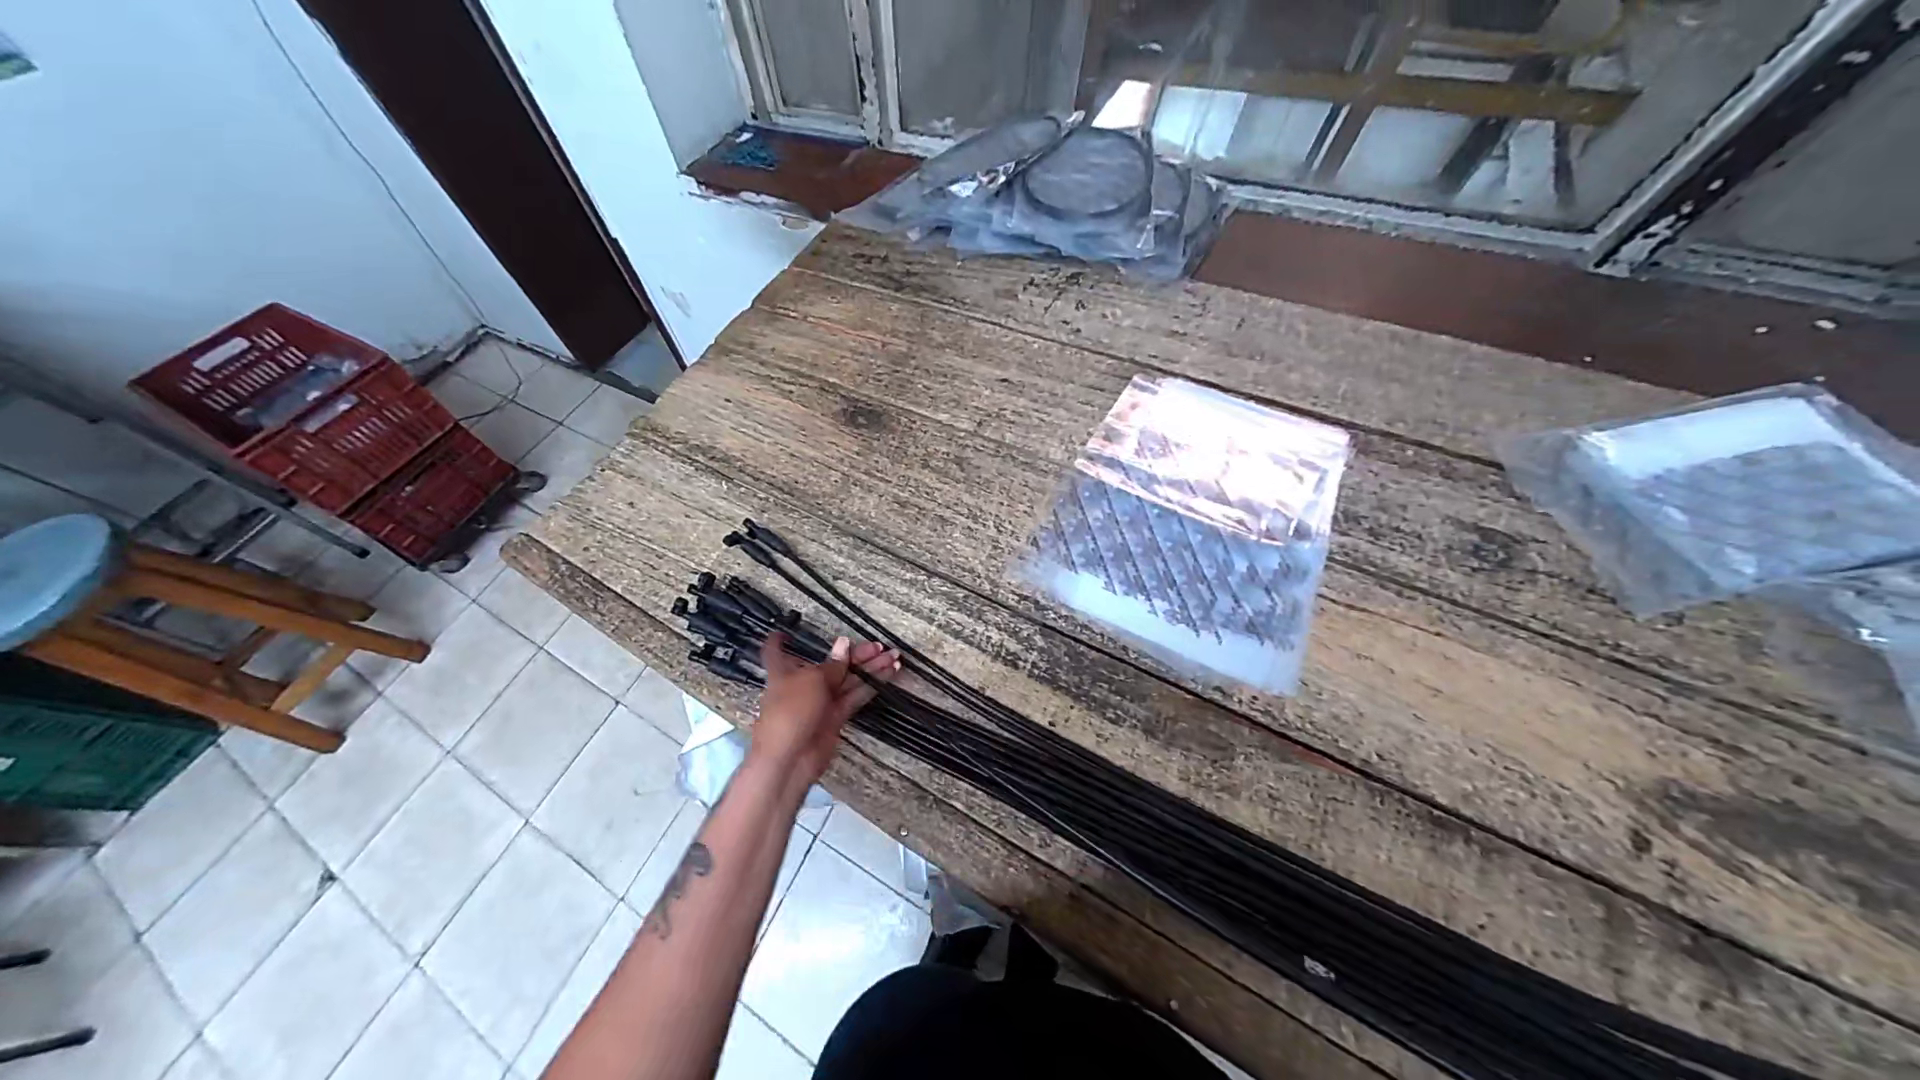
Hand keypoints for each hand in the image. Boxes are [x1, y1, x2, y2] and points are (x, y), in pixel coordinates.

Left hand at [751, 632, 899, 786]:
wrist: (790, 758)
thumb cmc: (791, 711)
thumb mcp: (811, 680)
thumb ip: (833, 664)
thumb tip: (844, 644)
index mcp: (783, 671)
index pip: (776, 652)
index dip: (779, 641)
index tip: (784, 630)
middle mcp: (802, 684)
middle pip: (829, 664)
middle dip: (853, 653)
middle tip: (878, 646)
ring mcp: (820, 702)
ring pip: (847, 680)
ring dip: (869, 668)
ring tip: (894, 656)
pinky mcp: (835, 717)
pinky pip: (854, 696)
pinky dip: (871, 685)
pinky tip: (889, 673)